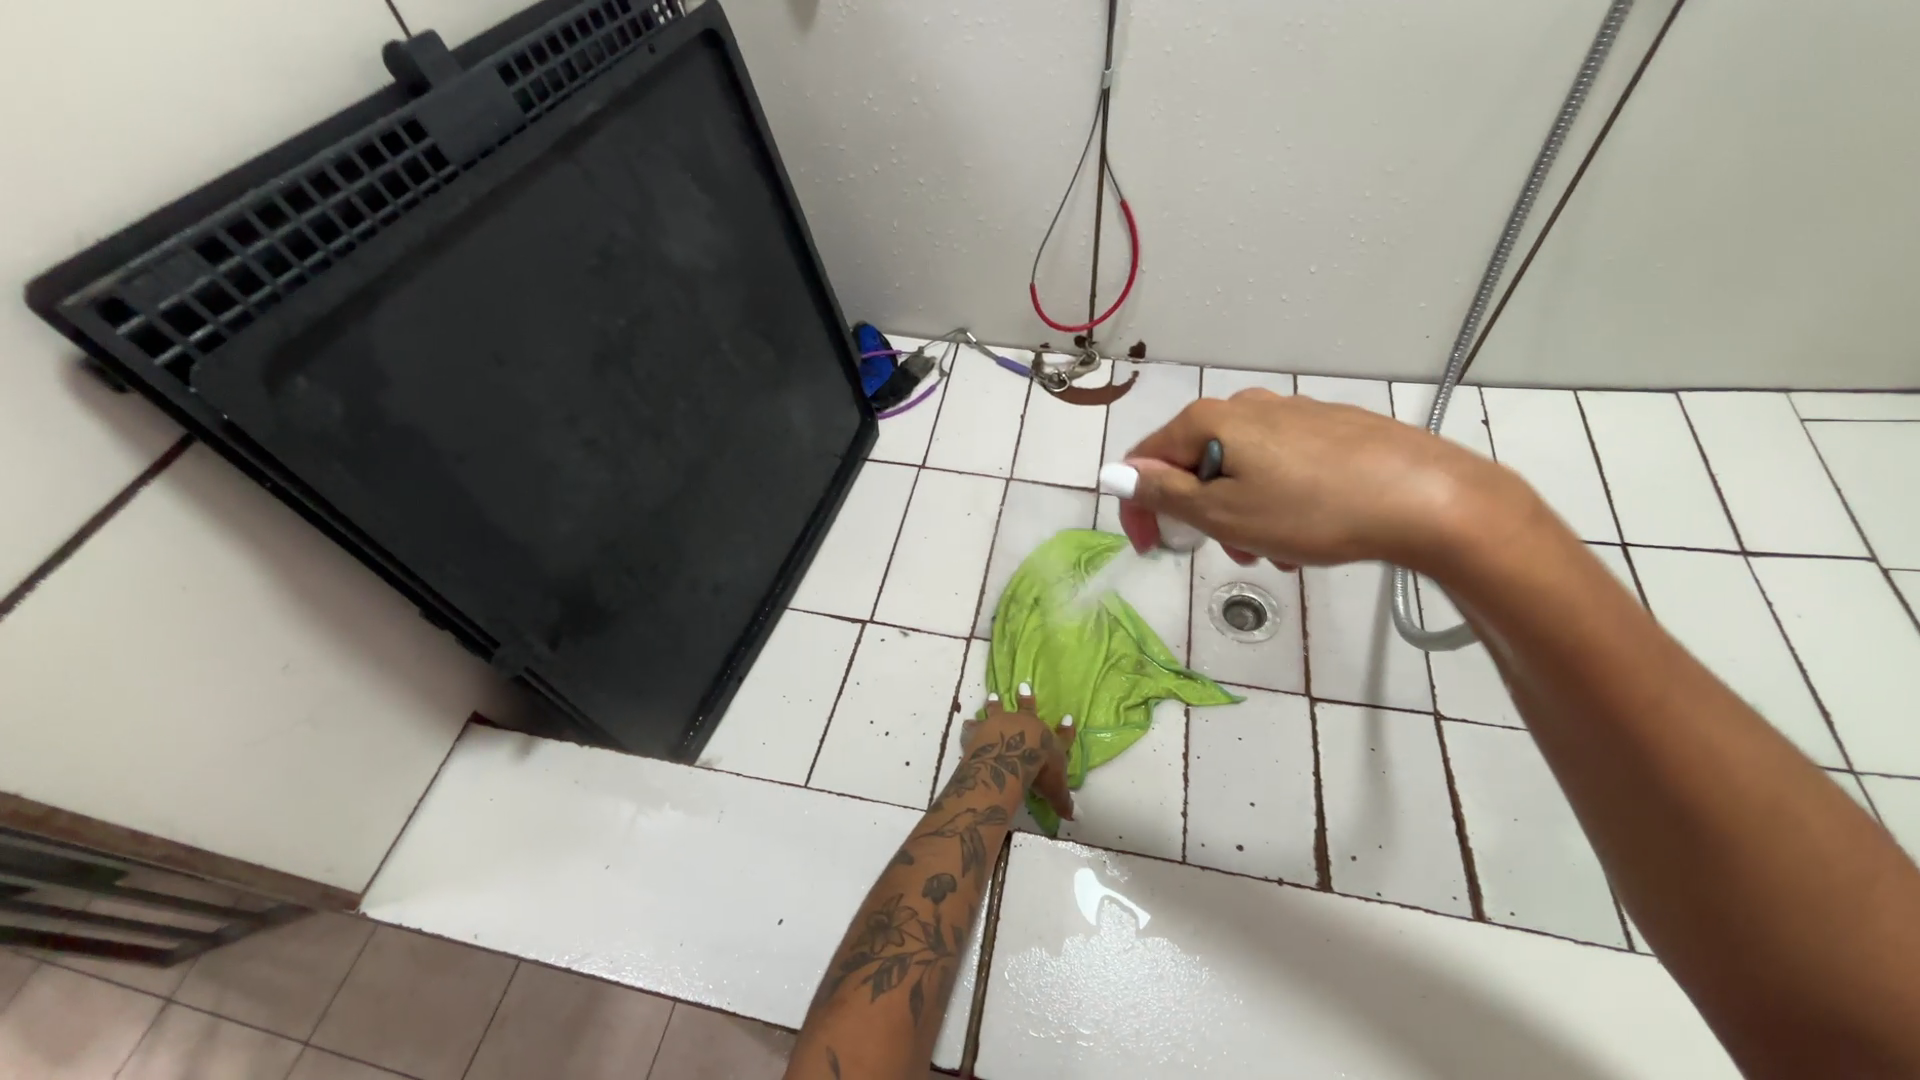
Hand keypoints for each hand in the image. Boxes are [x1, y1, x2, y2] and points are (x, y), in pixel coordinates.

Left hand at [959, 684, 1075, 821]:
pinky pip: (976, 726)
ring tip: (991, 696)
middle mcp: (1027, 727)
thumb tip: (1074, 817)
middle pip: (1028, 710)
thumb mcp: (1055, 789)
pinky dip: (971, 726)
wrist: (1014, 754)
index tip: (1069, 717)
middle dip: (1026, 699)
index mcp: (1049, 742)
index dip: (1066, 730)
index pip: (1062, 736)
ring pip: (999, 710)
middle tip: (1023, 685)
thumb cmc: (1039, 770)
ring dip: (995, 704)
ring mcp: (1004, 724)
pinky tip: (967, 723)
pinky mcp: (984, 728)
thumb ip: (1062, 801)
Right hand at [1114, 388, 1515, 569]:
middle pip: (1195, 463)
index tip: (1154, 549)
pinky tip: (1308, 530)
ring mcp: (1292, 413)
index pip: (1146, 460)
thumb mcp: (1224, 513)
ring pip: (1240, 469)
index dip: (1139, 507)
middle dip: (1200, 514)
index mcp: (1210, 420)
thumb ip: (1163, 493)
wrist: (1426, 497)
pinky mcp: (1330, 428)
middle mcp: (1247, 405)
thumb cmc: (1311, 510)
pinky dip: (1276, 500)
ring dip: (1240, 513)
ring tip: (1276, 549)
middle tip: (1229, 553)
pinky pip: (1280, 466)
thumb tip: (1117, 474)